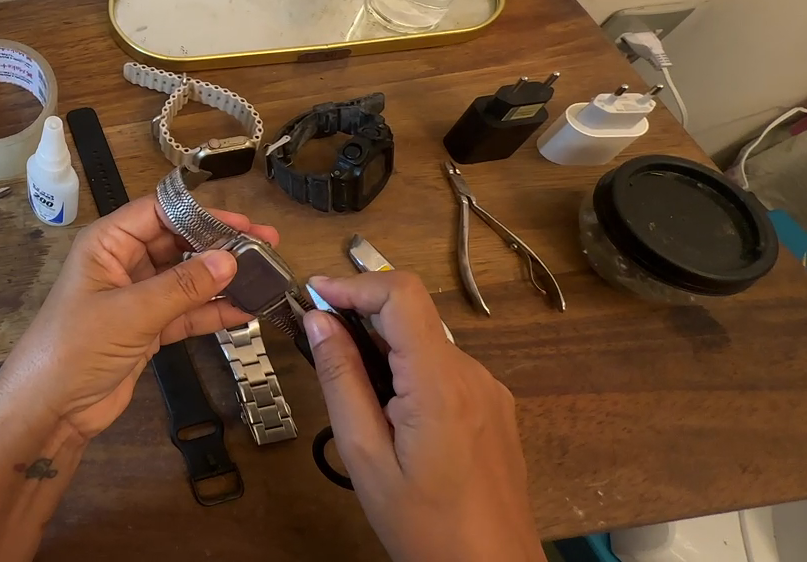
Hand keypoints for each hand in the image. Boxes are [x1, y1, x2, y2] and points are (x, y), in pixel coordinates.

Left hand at [0, 193, 278, 441]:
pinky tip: (246, 310)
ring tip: (267, 276)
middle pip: (176, 242)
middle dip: (218, 245)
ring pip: (185, 278)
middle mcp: (122, 262)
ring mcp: (136, 296)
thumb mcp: (130, 312)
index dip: (201, 213)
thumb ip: (181, 286)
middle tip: (267, 247)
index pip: (158, 212)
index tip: (244, 221)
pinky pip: (185, 311)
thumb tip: (230, 259)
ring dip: (221, 279)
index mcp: (107, 243)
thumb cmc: (77, 345)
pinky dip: (212, 311)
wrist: (51, 406)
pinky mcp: (146, 328)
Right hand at [304, 271, 543, 561]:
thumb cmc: (423, 524)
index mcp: (442, 384)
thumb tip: (318, 319)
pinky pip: (441, 365)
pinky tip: (386, 406)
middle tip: (316, 339)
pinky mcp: (493, 408)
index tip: (313, 295)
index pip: (402, 295)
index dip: (353, 283)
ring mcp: (489, 391)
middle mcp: (473, 376)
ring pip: (423, 340)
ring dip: (380, 345)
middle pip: (410, 315)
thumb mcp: (364, 453)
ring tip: (350, 385)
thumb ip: (340, 378)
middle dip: (358, 315)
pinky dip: (405, 366)